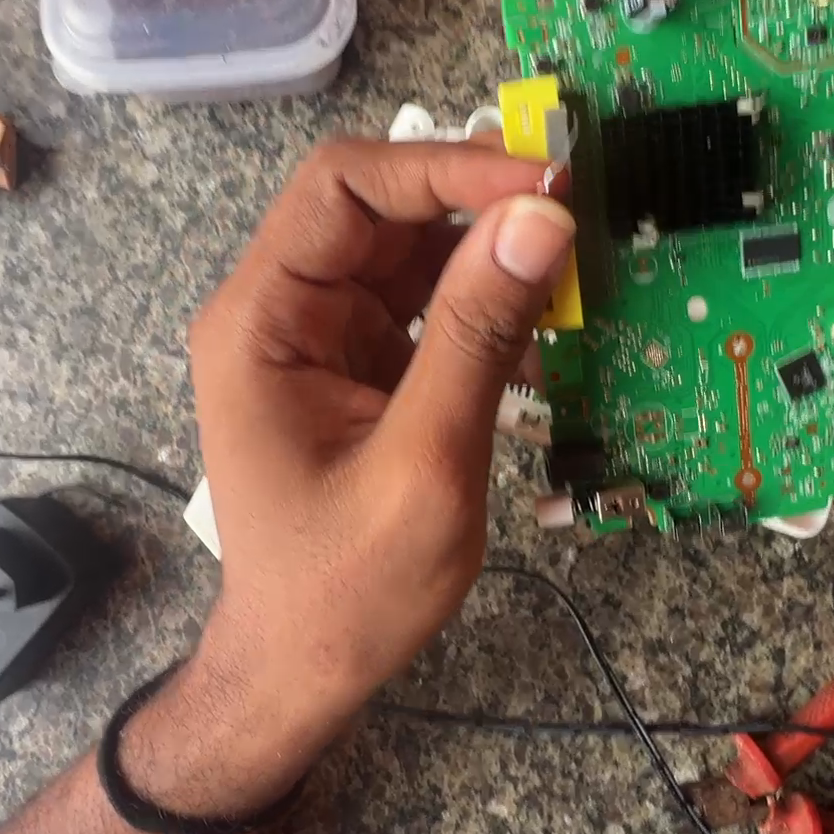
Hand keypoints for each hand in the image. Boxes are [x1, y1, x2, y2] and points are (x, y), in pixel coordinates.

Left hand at [183, 138, 569, 762]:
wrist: (303, 666)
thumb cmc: (347, 588)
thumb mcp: (424, 462)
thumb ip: (478, 334)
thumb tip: (541, 219)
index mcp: (262, 320)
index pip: (345, 188)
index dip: (447, 168)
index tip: (545, 182)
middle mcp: (281, 311)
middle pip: (379, 212)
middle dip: (476, 207)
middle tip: (570, 220)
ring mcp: (318, 336)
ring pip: (408, 254)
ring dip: (488, 260)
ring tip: (566, 281)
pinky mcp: (355, 363)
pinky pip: (421, 306)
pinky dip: (481, 310)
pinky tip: (533, 339)